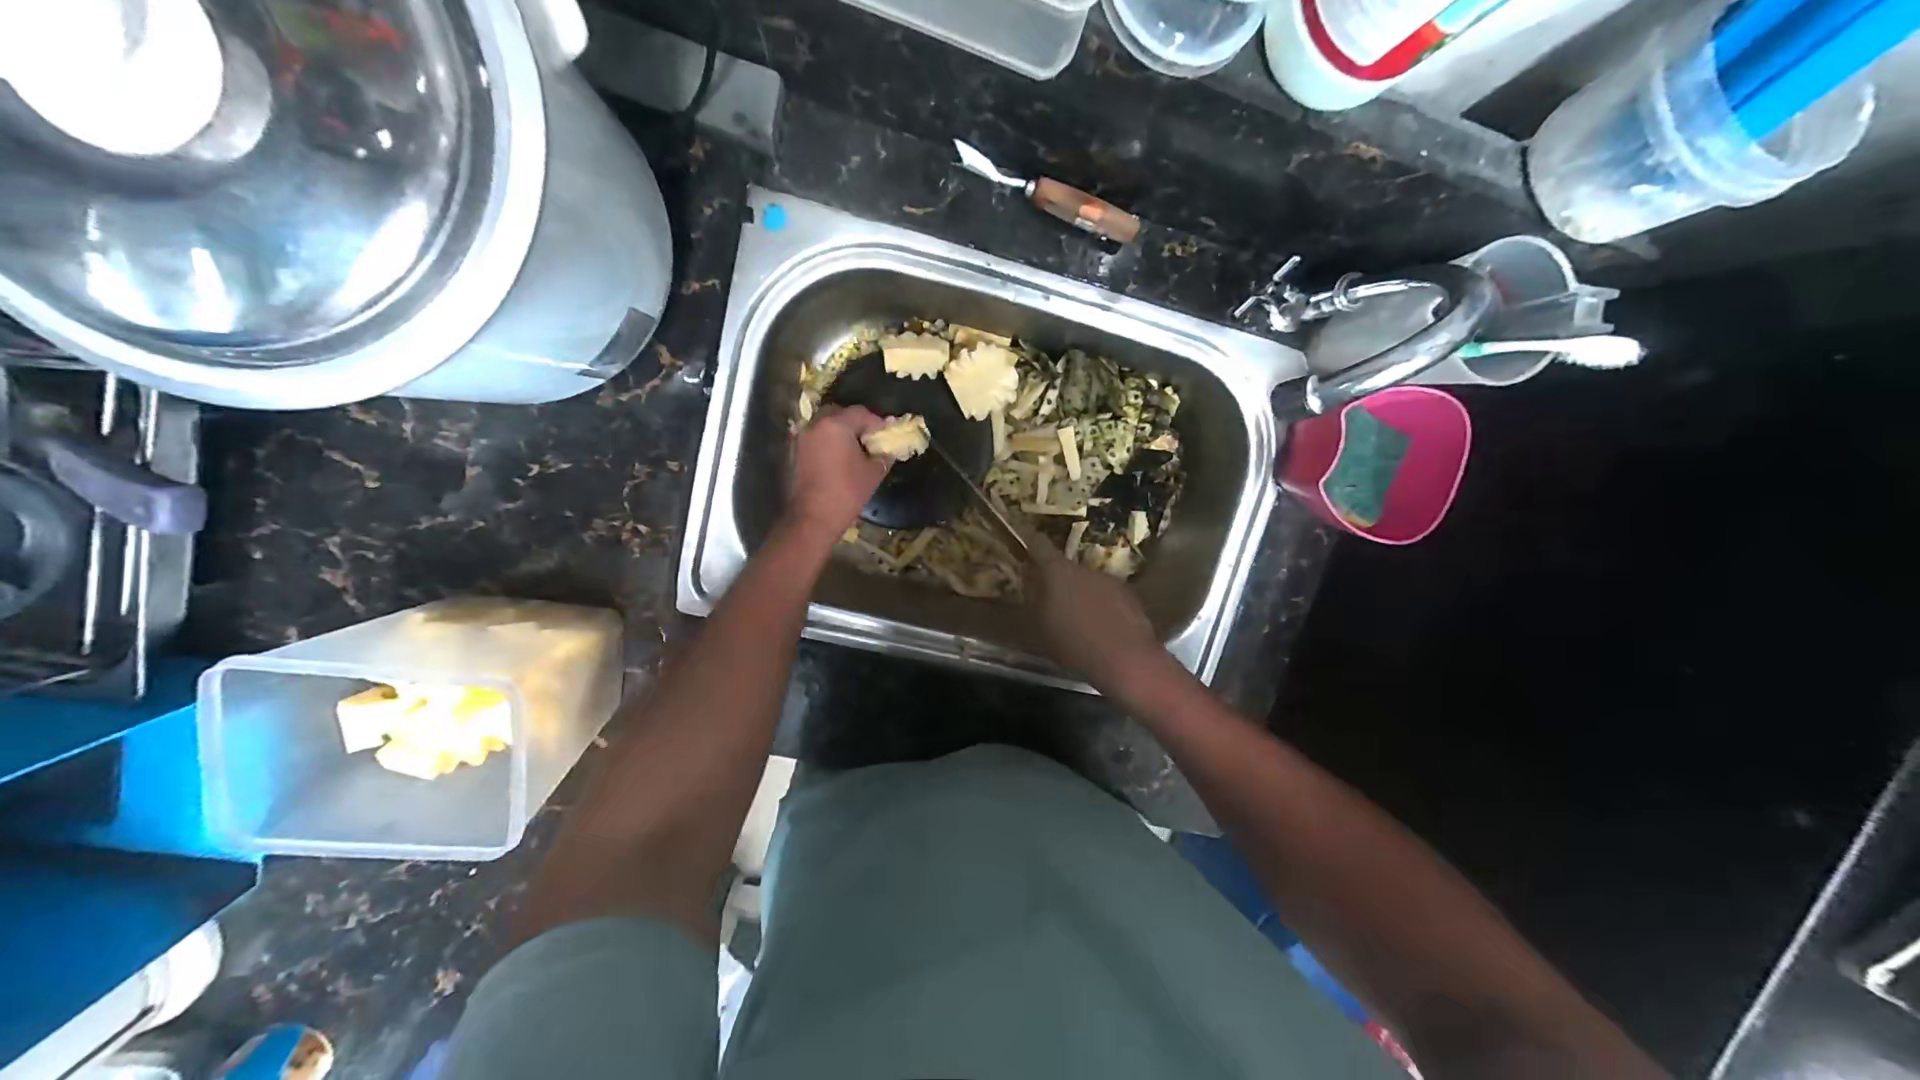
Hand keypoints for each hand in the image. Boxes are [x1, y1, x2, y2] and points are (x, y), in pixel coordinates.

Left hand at [786, 406, 891, 539]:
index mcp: (836, 425)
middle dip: (858, 424)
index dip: (877, 423)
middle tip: (872, 440)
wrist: (813, 518)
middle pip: (841, 414)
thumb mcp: (873, 472)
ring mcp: (803, 437)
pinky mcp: (796, 451)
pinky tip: (840, 457)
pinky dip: (829, 442)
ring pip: (827, 425)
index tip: (887, 435)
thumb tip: (889, 447)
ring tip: (857, 449)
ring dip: (842, 432)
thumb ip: (884, 454)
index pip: (861, 412)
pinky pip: (817, 438)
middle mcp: (816, 424)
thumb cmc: (847, 493)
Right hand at [1026, 542, 1171, 691]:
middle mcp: (1085, 568)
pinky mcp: (1131, 597)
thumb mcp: (1040, 629)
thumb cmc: (1074, 646)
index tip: (1025, 547)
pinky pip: (1108, 597)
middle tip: (1051, 600)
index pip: (1039, 545)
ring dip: (1082, 595)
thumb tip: (1030, 590)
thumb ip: (1033, 603)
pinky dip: (1102, 607)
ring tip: (1078, 619)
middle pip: (1066, 568)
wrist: (1127, 661)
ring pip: (1089, 583)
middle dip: (1058, 580)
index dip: (1031, 545)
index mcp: (1057, 571)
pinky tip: (1101, 629)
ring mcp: (1111, 581)